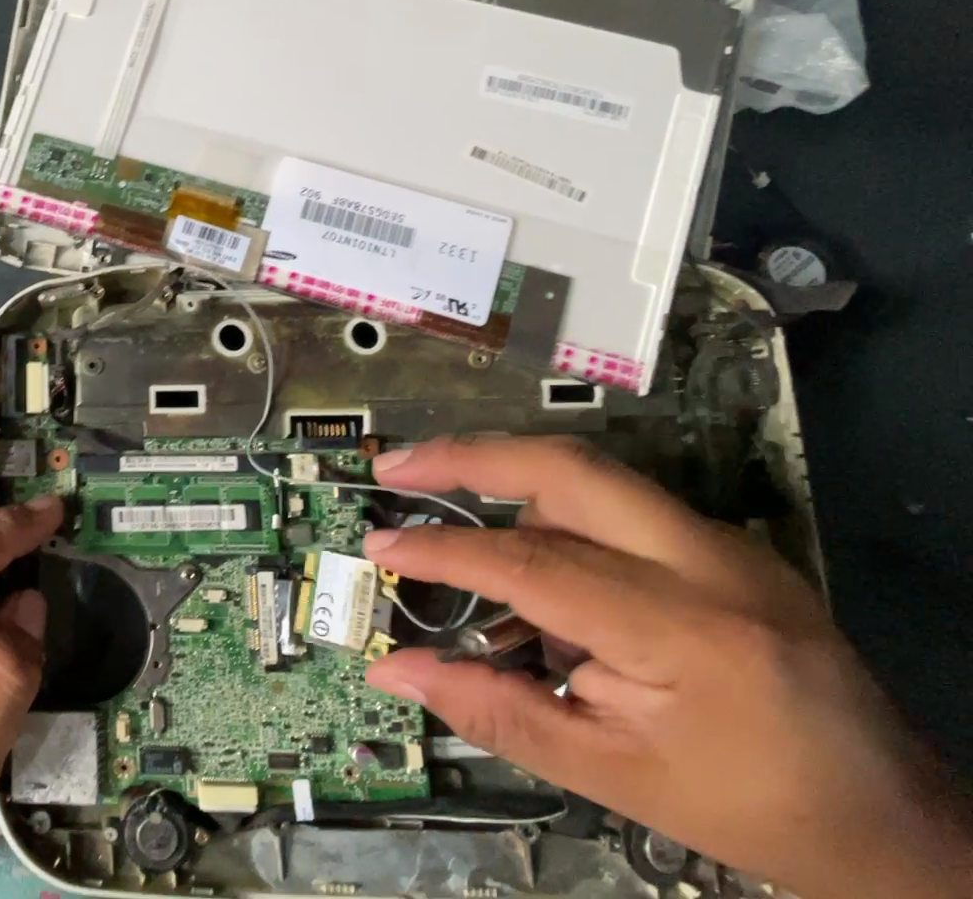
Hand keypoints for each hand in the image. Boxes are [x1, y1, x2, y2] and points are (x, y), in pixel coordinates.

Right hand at [362, 436, 972, 898]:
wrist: (899, 821)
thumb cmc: (748, 808)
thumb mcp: (611, 775)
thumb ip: (494, 711)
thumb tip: (393, 668)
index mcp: (688, 633)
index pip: (534, 564)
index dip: (444, 551)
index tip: (378, 546)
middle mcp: (713, 564)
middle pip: (570, 468)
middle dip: (469, 456)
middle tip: (395, 467)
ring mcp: (726, 545)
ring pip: (589, 476)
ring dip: (504, 482)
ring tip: (446, 525)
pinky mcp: (725, 546)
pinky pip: (615, 505)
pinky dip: (548, 512)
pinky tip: (524, 559)